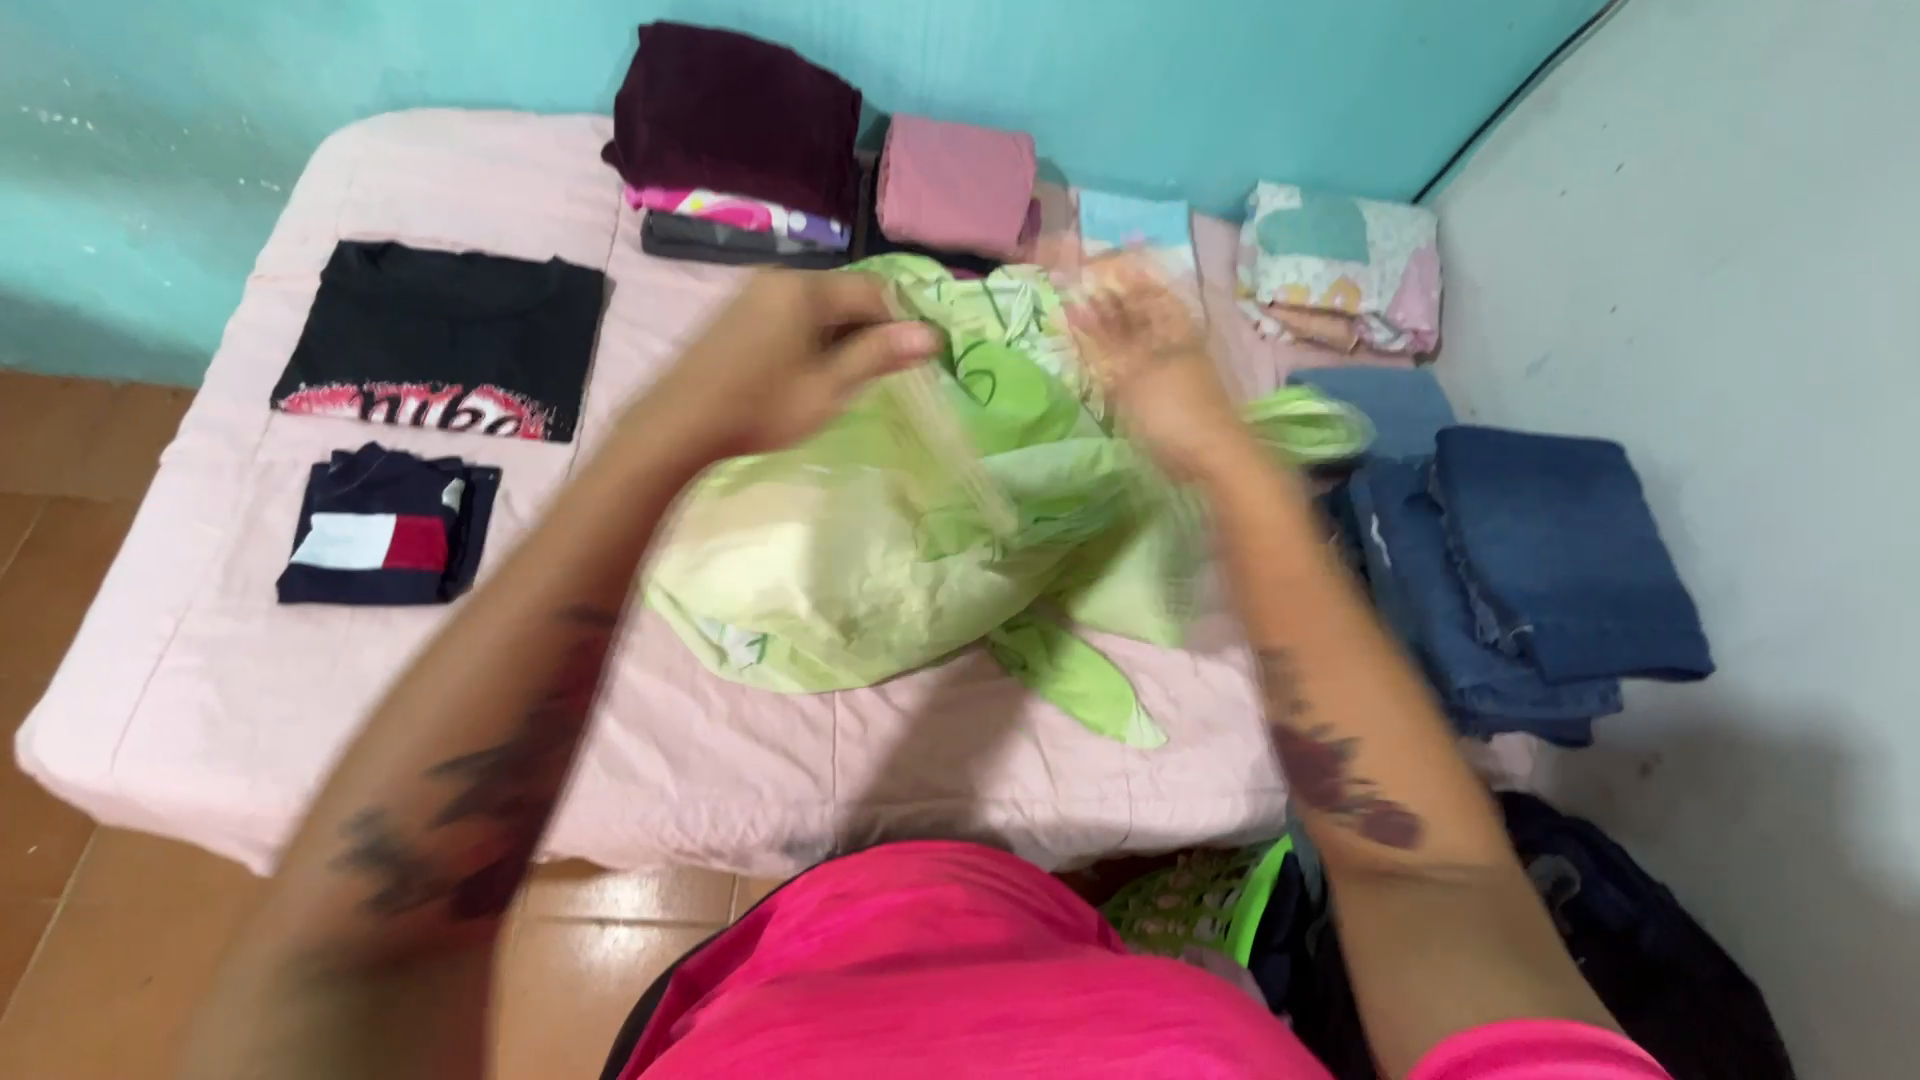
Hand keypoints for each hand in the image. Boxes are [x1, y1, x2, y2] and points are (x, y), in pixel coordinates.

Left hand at [635, 269, 940, 460]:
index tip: (910, 362)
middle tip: (876, 376)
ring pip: (817, 307)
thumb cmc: (761, 408)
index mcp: (806, 288)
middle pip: (845, 295)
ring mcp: (752, 292)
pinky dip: (811, 337)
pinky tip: (805, 373)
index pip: (875, 291)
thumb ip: (878, 356)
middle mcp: (779, 278)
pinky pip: (790, 314)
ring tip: (841, 380)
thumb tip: (931, 335)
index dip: (900, 323)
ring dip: (840, 336)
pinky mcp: (735, 313)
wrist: (677, 424)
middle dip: (869, 330)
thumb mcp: (828, 387)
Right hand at [1066, 255, 1261, 481]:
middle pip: (1140, 313)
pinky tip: (1102, 365)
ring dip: (1109, 333)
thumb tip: (1073, 305)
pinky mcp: (1168, 394)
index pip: (1142, 287)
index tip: (1085, 269)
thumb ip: (1102, 338)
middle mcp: (1175, 340)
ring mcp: (1174, 367)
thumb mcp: (1133, 371)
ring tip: (1080, 329)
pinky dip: (1116, 361)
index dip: (1116, 274)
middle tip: (1074, 300)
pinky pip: (1138, 366)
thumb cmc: (1173, 410)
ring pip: (1138, 339)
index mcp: (1172, 326)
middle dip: (1108, 304)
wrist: (1213, 458)